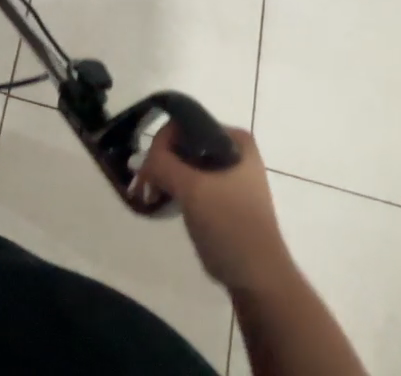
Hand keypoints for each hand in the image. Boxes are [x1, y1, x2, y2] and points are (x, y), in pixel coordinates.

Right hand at [138, 126, 295, 292]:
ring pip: (187, 165)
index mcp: (236, 141)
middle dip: (162, 160)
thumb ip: (163, 164)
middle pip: (186, 144)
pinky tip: (162, 203)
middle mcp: (235, 153)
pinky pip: (192, 184)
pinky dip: (176, 190)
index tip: (149, 165)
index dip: (164, 140)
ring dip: (166, 177)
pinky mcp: (223, 200)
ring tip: (149, 194)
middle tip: (145, 182)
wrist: (256, 276)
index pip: (188, 124)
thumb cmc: (230, 225)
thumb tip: (144, 158)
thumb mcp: (193, 188)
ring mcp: (230, 178)